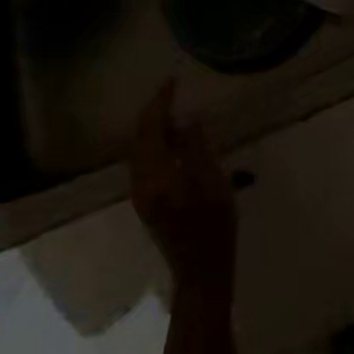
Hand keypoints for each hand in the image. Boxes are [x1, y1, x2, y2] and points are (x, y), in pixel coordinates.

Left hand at [127, 84, 235, 287]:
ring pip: (140, 151)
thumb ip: (195, 149)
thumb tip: (185, 122)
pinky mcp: (146, 203)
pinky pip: (144, 162)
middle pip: (139, 138)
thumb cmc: (213, 225)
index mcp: (155, 173)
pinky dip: (154, 145)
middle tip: (172, 95)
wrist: (200, 270)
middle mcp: (139, 181)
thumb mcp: (212, 182)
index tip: (172, 83)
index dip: (160, 103)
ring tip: (173, 114)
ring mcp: (140, 194)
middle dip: (153, 114)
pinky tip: (172, 144)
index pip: (150, 127)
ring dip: (152, 130)